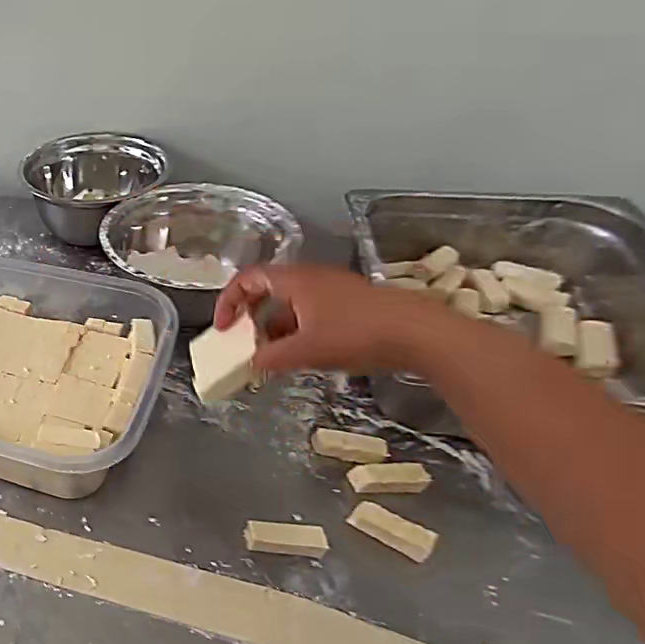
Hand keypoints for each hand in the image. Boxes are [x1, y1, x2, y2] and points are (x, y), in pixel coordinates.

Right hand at [213, 264, 451, 375]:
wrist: (421, 334)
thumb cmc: (358, 334)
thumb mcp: (306, 351)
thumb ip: (271, 359)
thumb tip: (252, 365)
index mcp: (295, 280)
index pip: (247, 279)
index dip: (228, 301)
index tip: (222, 329)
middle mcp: (312, 278)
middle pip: (267, 291)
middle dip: (250, 318)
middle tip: (244, 343)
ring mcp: (334, 290)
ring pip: (290, 304)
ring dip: (274, 328)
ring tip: (272, 355)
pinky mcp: (351, 304)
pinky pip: (310, 312)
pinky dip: (296, 330)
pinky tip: (302, 354)